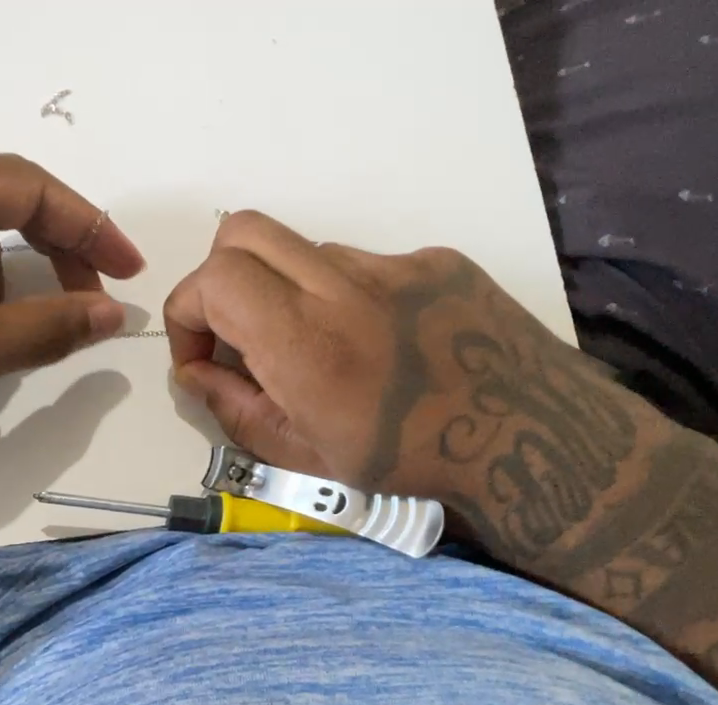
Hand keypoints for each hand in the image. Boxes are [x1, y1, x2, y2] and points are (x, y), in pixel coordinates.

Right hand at [164, 211, 674, 561]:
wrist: (531, 437)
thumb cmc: (408, 460)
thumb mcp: (304, 455)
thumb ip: (235, 408)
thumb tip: (194, 374)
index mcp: (304, 342)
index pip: (213, 279)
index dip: (186, 312)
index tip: (198, 358)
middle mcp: (342, 284)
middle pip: (243, 231)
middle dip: (217, 278)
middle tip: (233, 334)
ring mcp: (394, 264)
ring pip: (304, 251)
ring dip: (283, 292)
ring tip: (314, 351)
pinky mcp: (435, 260)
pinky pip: (364, 264)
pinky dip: (343, 297)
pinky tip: (376, 344)